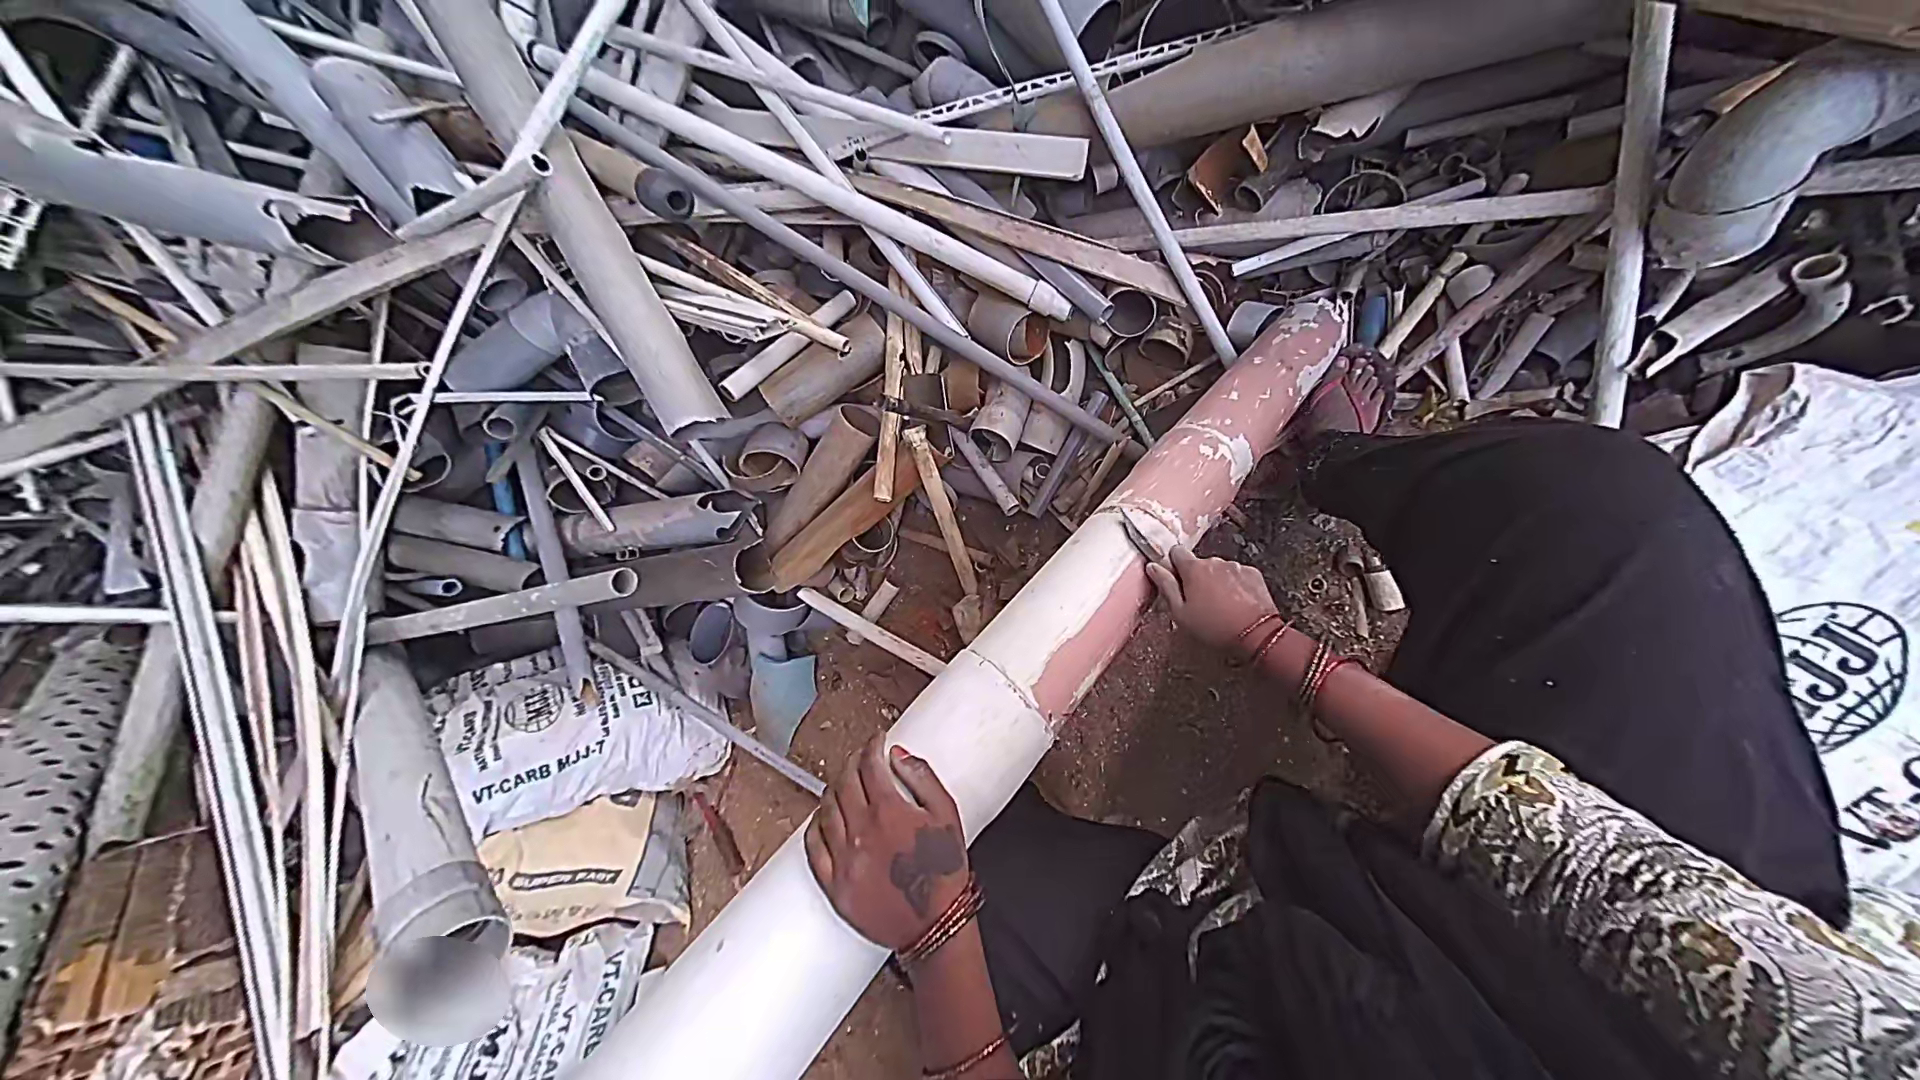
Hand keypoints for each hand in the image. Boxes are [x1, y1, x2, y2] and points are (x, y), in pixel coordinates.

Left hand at [805, 736, 968, 950]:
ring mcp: (844, 859)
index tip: (876, 742)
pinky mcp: (834, 884)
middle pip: (844, 782)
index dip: (871, 747)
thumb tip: (898, 754)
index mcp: (889, 812)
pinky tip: (824, 817)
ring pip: (826, 809)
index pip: (869, 765)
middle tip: (861, 759)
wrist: (935, 926)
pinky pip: (813, 845)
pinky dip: (815, 825)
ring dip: (834, 789)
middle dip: (853, 763)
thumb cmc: (945, 871)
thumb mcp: (947, 814)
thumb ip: (922, 778)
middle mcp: (861, 832)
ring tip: (844, 784)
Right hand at [1145, 545, 1279, 654]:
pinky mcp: (1252, 574)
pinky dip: (1234, 585)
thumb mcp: (1180, 613)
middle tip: (1198, 601)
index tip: (1175, 580)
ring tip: (1219, 605)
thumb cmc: (1215, 627)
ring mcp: (1235, 567)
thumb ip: (1165, 586)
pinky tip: (1234, 603)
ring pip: (1218, 569)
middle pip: (1198, 563)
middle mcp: (1215, 562)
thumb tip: (1153, 567)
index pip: (1176, 552)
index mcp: (1193, 569)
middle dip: (1196, 577)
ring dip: (1215, 581)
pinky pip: (1236, 575)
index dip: (1173, 565)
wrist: (1256, 635)